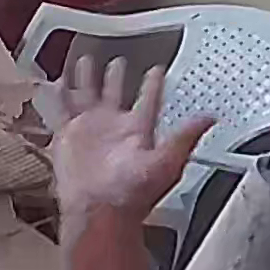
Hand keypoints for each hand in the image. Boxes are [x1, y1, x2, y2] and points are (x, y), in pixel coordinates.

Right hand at [51, 57, 214, 223]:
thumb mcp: (166, 164)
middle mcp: (114, 127)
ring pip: (87, 95)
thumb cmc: (132, 193)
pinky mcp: (69, 134)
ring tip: (86, 60)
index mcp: (138, 131)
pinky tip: (60, 81)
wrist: (98, 209)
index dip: (152, 85)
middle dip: (116, 77)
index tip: (156, 70)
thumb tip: (209, 120)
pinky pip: (64, 107)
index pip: (148, 102)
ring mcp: (90, 129)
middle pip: (115, 94)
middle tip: (118, 60)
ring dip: (86, 78)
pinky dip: (61, 93)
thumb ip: (184, 139)